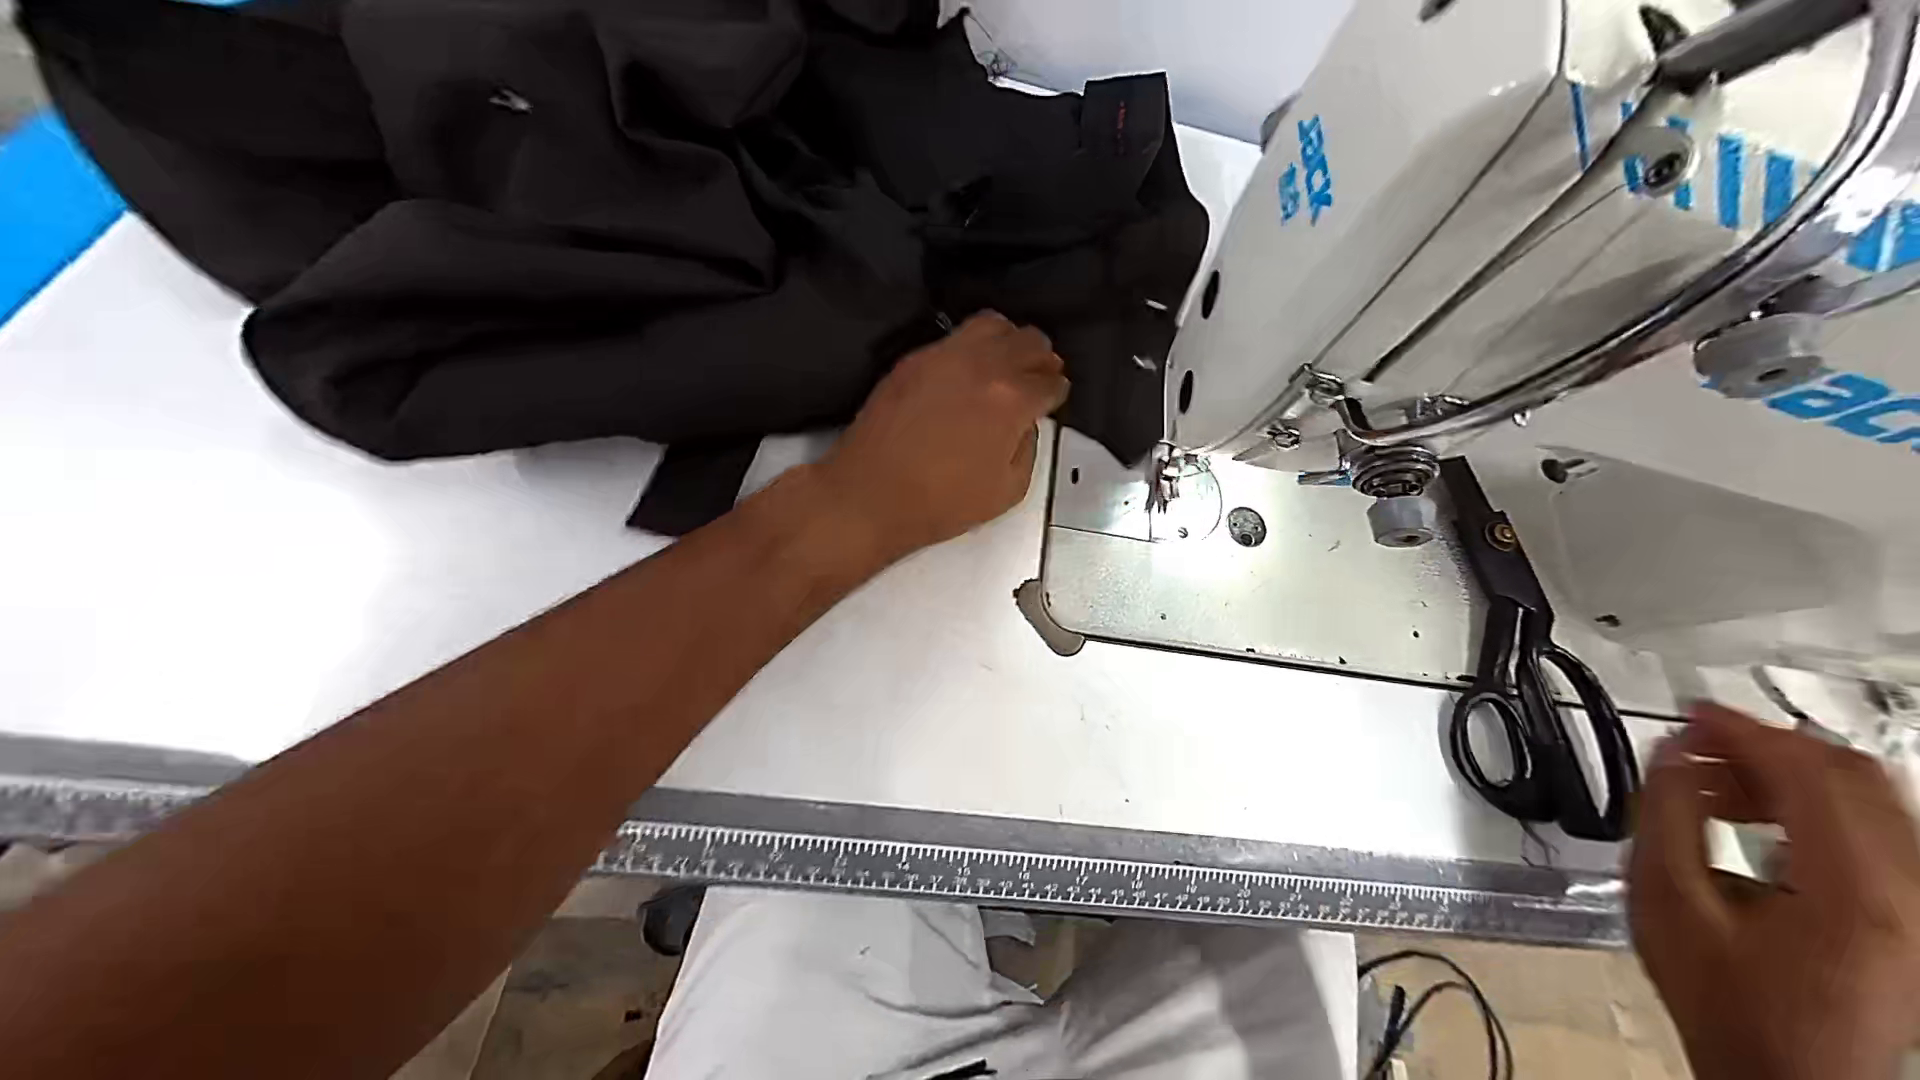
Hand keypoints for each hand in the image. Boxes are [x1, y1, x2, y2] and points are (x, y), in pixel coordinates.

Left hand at [816, 311, 1069, 558]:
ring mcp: (944, 356)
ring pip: (993, 324)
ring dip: (1009, 341)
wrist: (871, 495)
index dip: (1056, 393)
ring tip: (1005, 366)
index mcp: (1011, 400)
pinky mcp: (913, 359)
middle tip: (1036, 379)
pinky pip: (955, 337)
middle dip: (1041, 360)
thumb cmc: (939, 503)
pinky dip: (972, 347)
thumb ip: (1028, 448)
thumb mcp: (1008, 490)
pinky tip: (968, 371)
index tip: (1052, 400)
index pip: (1051, 381)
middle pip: (1030, 341)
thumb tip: (1025, 426)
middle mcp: (982, 366)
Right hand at [1630, 703, 1919, 1079]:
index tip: (1690, 714)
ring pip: (1873, 797)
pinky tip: (1755, 815)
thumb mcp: (1666, 896)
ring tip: (1714, 782)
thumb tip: (1674, 752)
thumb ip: (1667, 813)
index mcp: (1858, 889)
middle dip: (1766, 746)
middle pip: (1856, 776)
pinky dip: (1812, 804)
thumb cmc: (1721, 993)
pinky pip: (1880, 829)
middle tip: (1696, 742)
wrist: (1785, 1070)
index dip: (1744, 730)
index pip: (1813, 771)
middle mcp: (1918, 892)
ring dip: (1787, 774)